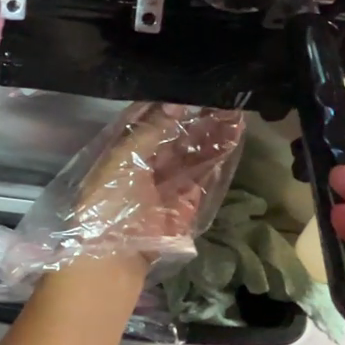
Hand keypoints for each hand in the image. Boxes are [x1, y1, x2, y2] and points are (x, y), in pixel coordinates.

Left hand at [66, 102, 243, 260]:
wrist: (113, 257)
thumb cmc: (109, 200)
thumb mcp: (123, 158)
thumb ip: (149, 131)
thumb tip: (174, 104)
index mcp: (123, 150)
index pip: (150, 121)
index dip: (171, 105)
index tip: (194, 88)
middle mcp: (145, 165)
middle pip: (175, 137)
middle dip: (197, 118)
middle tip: (222, 98)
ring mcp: (167, 186)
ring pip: (193, 154)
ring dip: (212, 135)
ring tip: (234, 111)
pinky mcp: (185, 206)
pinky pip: (203, 178)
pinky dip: (218, 158)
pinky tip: (232, 138)